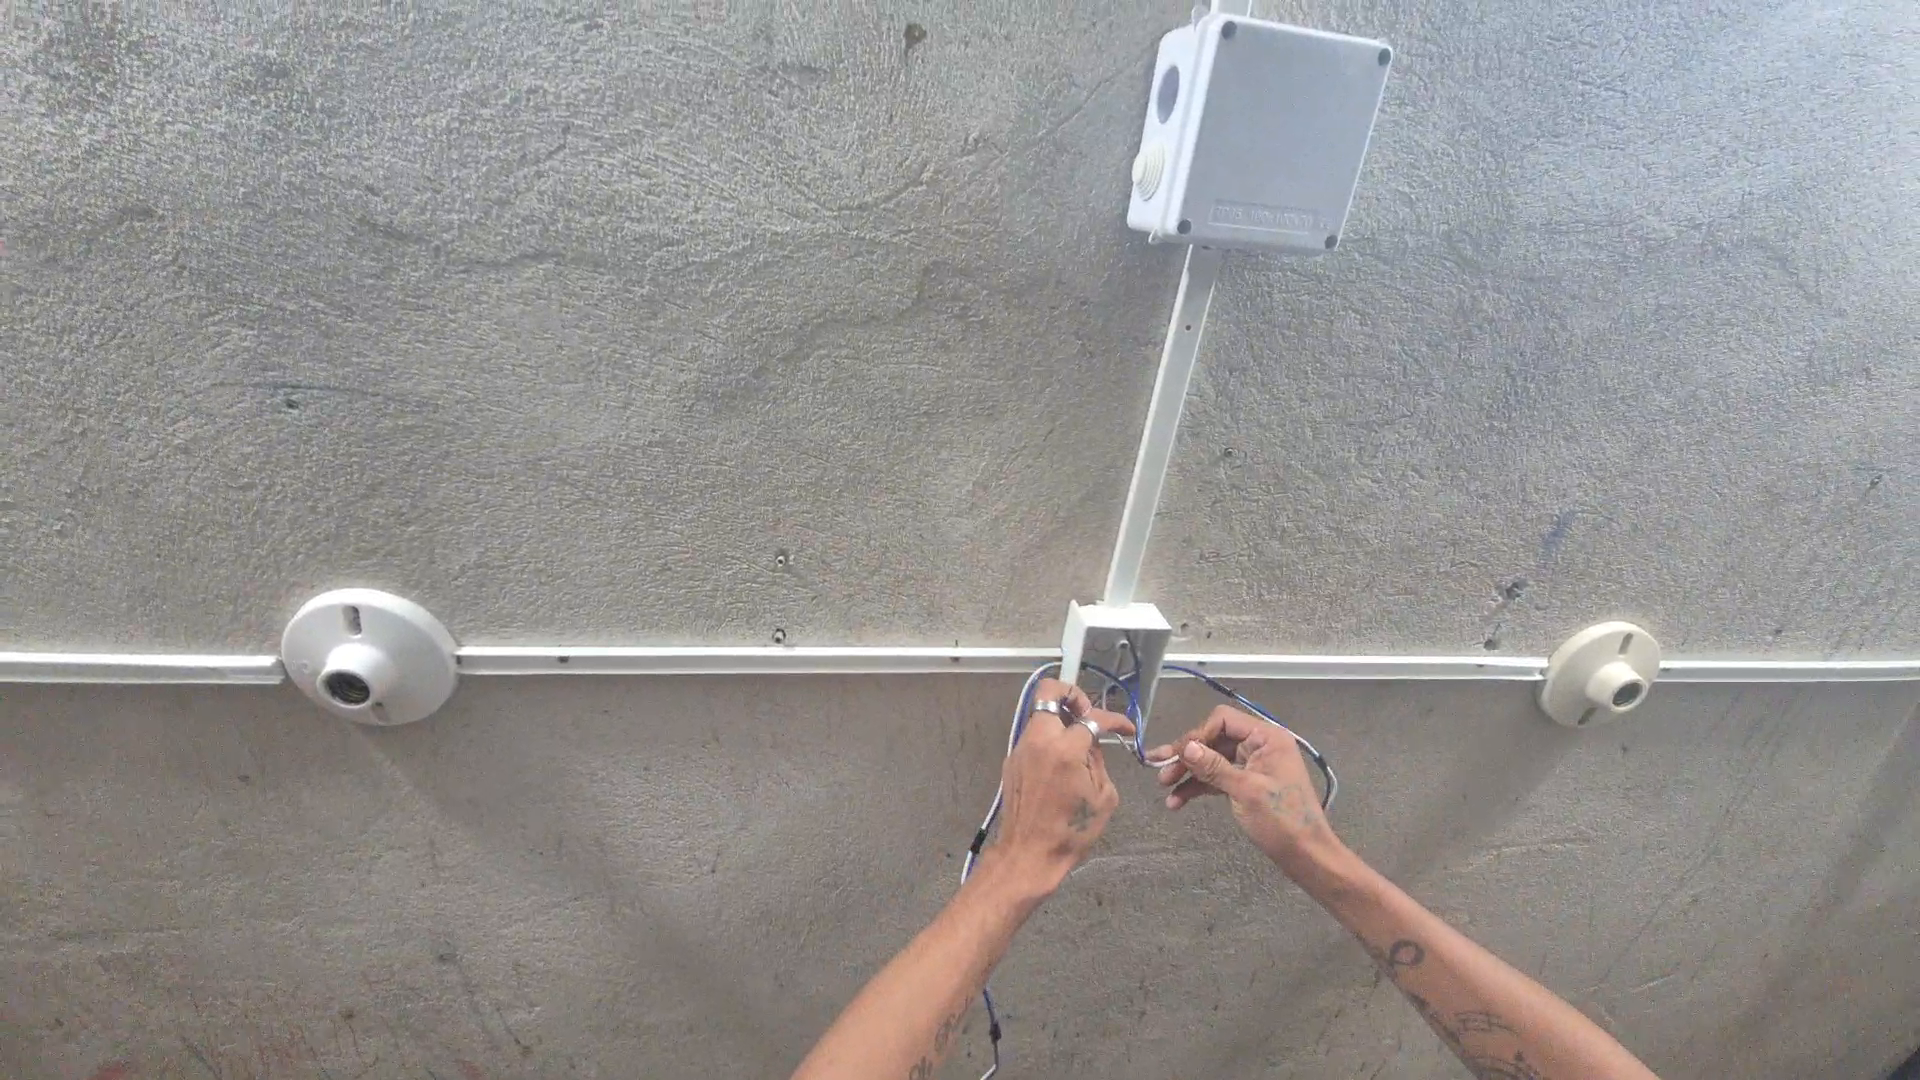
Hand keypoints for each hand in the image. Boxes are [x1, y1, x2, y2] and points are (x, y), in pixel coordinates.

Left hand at [990, 678, 1135, 891]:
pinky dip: (1050, 738)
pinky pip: (1033, 736)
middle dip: (1073, 696)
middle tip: (1088, 715)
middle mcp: (1038, 740)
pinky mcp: (1012, 760)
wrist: (1027, 855)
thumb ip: (1098, 761)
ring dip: (1061, 717)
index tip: (1125, 728)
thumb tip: (1091, 743)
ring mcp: (1020, 748)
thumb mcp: (1103, 798)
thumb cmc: (1070, 833)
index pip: (1092, 717)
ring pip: (1040, 713)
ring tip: (1078, 741)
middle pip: (1048, 691)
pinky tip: (1062, 761)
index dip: (1114, 719)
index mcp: (1064, 749)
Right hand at [1149, 704, 1334, 867]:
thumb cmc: (1283, 821)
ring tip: (1164, 787)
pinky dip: (1198, 787)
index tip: (1177, 754)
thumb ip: (1214, 766)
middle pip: (1213, 740)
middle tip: (1159, 768)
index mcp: (1266, 738)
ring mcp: (1252, 765)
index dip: (1198, 735)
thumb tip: (1184, 747)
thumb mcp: (1246, 791)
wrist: (1308, 858)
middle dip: (1187, 756)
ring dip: (1188, 773)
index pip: (1223, 720)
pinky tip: (1178, 801)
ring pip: (1211, 760)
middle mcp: (1259, 746)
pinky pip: (1216, 778)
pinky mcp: (1246, 784)